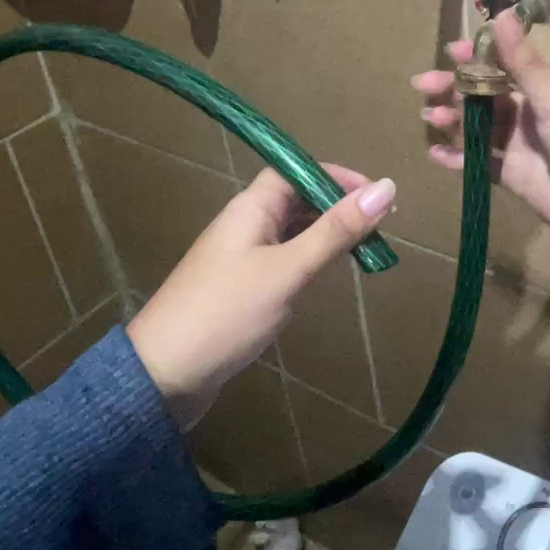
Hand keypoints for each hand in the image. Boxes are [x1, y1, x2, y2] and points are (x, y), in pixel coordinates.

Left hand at [125, 164, 394, 424]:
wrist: (162, 377)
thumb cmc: (227, 312)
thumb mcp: (289, 269)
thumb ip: (337, 231)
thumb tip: (388, 187)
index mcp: (251, 207)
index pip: (297, 172)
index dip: (336, 177)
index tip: (376, 196)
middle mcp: (246, 223)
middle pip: (297, 199)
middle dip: (338, 206)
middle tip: (380, 226)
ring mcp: (242, 256)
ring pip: (293, 230)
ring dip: (327, 234)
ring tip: (365, 250)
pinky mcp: (242, 287)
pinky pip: (285, 258)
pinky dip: (311, 259)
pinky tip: (328, 276)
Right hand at [413, 12, 549, 237]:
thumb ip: (523, 62)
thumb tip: (503, 15)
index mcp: (543, 87)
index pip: (503, 64)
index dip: (475, 56)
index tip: (448, 51)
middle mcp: (527, 110)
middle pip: (482, 93)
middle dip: (452, 88)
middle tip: (423, 86)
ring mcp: (516, 143)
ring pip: (475, 125)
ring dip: (451, 119)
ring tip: (429, 119)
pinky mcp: (508, 173)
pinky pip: (475, 161)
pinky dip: (455, 158)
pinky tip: (433, 154)